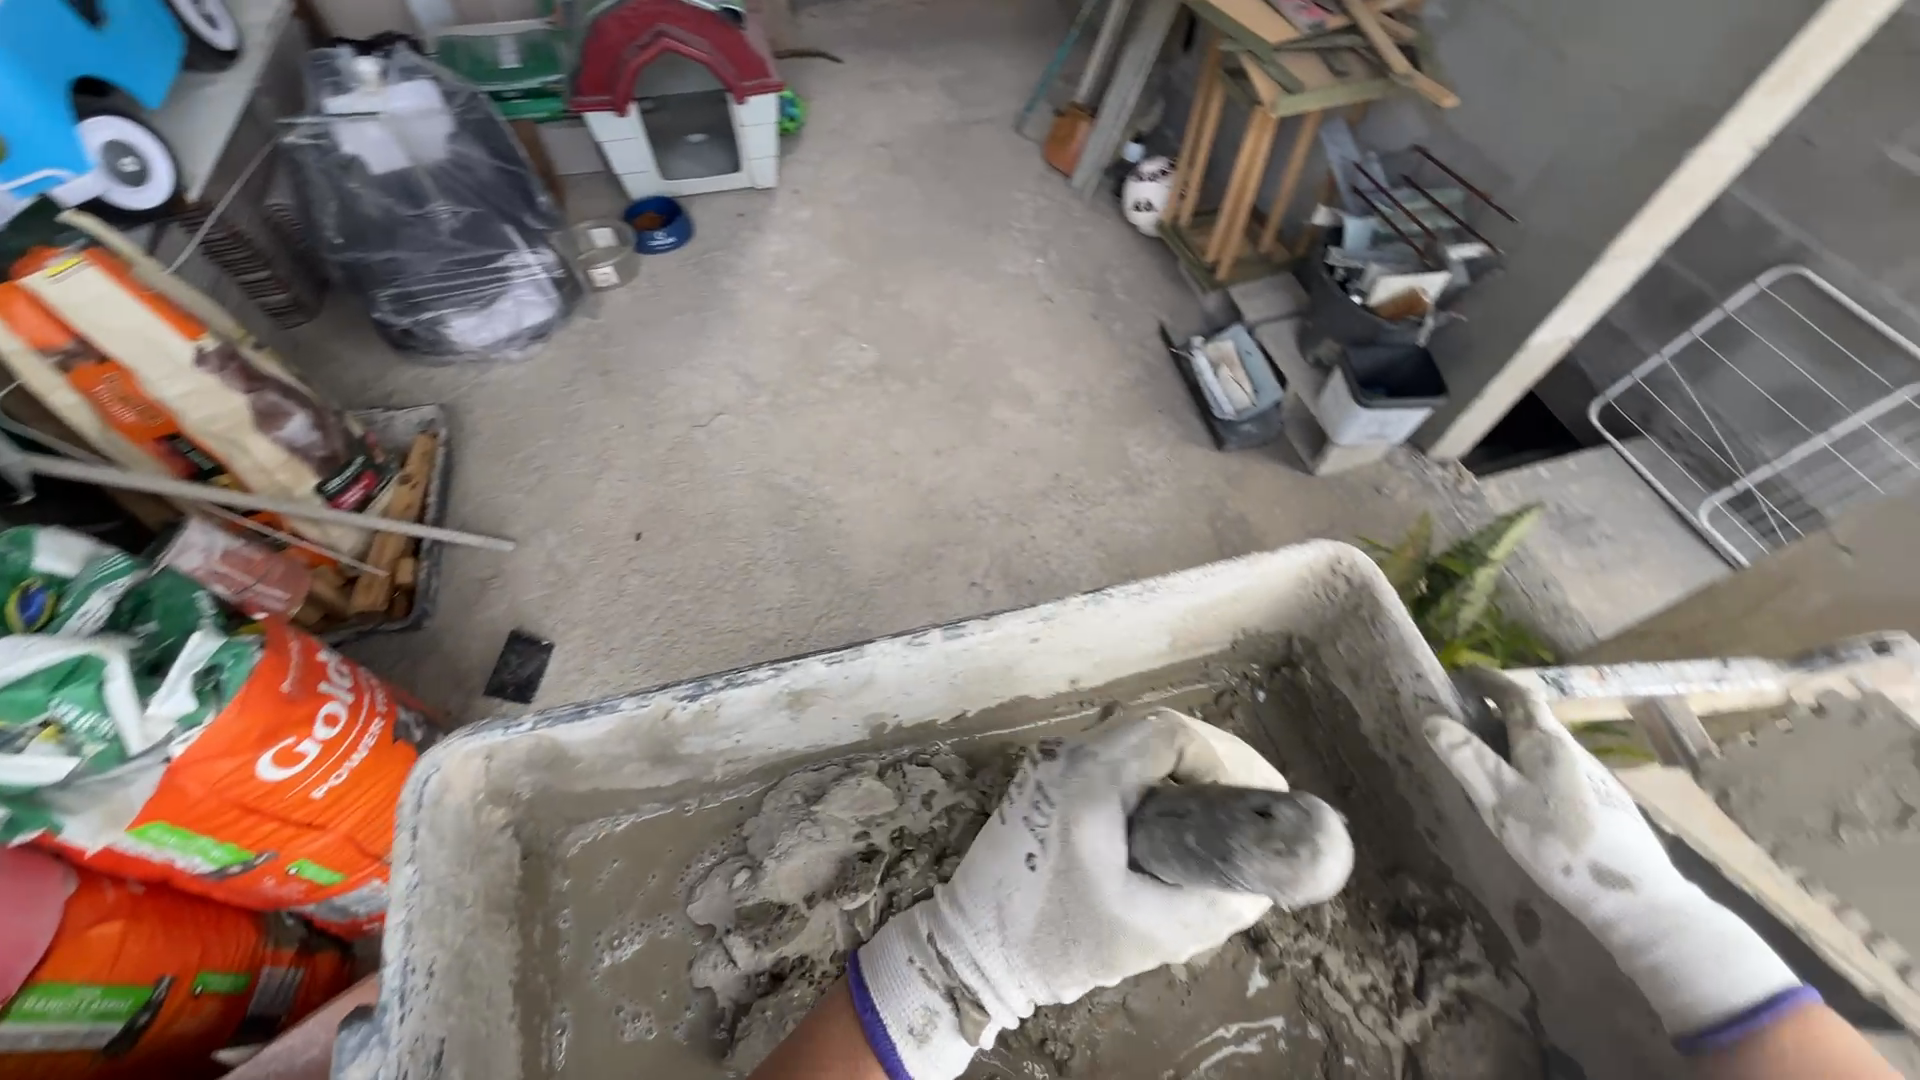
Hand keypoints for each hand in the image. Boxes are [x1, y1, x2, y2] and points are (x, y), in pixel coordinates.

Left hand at [849, 708, 1298, 1079]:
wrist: (970, 951)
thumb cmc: (1055, 940)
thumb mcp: (1151, 932)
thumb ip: (1216, 904)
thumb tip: (1256, 884)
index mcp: (1087, 777)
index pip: (1171, 732)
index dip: (1227, 756)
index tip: (1260, 796)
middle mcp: (1065, 755)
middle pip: (1154, 730)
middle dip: (1212, 759)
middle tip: (1250, 802)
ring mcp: (1050, 766)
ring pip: (1133, 744)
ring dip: (1182, 768)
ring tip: (1222, 811)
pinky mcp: (1046, 785)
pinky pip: (1112, 764)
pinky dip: (1151, 781)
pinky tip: (1174, 819)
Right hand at [1426, 668, 1803, 1042]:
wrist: (1638, 902)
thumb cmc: (1560, 843)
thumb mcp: (1499, 799)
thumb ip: (1464, 757)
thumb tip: (1430, 718)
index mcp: (1546, 743)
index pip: (1517, 694)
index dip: (1488, 680)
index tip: (1461, 675)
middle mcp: (1573, 751)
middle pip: (1533, 718)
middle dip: (1496, 709)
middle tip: (1461, 718)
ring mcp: (1592, 779)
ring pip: (1546, 746)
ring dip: (1513, 739)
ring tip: (1484, 758)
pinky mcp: (1603, 806)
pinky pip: (1556, 770)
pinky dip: (1529, 765)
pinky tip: (1522, 797)